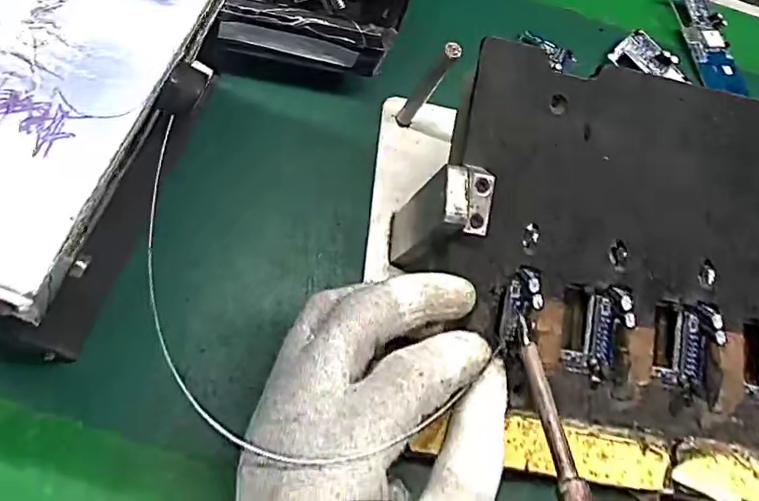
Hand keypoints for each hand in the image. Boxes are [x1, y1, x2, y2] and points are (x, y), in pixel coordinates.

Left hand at [239, 274, 508, 500]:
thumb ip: (468, 460)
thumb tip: (490, 380)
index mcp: (332, 462)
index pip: (401, 375)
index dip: (454, 353)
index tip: (485, 351)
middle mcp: (293, 420)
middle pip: (353, 318)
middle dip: (416, 296)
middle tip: (462, 296)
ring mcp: (272, 408)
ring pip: (323, 310)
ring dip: (380, 295)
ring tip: (427, 303)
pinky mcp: (268, 405)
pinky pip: (308, 330)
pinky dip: (352, 313)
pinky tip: (387, 325)